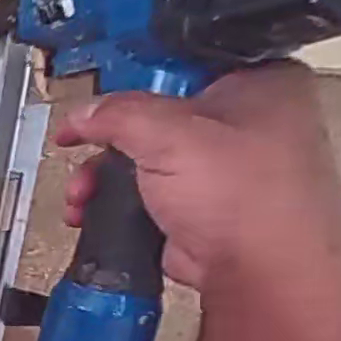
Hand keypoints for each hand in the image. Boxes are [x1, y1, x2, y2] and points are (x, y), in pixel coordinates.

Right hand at [55, 62, 340, 291]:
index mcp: (257, 85)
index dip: (135, 78)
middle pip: (155, 118)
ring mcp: (220, 172)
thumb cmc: (249, 201)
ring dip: (103, 178)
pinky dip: (116, 205)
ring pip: (145, 162)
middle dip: (107, 143)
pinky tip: (92, 213)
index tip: (101, 97)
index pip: (183, 64)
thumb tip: (85, 113)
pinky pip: (145, 197)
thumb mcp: (172, 135)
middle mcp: (243, 125)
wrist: (258, 275)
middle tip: (83, 148)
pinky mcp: (199, 210)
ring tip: (82, 194)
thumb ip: (119, 115)